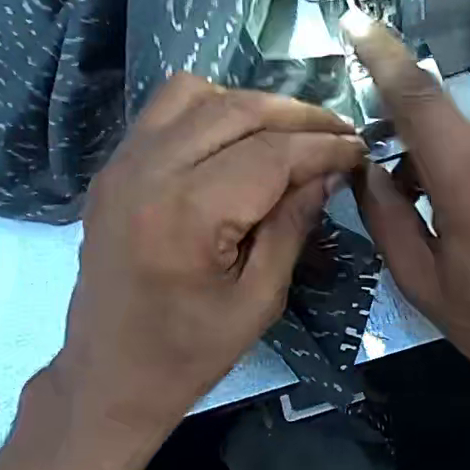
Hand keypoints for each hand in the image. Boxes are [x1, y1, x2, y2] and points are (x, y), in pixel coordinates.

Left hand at [52, 72, 364, 445]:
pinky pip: (166, 110)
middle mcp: (148, 172)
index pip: (271, 153)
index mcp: (187, 214)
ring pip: (197, 94)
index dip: (323, 145)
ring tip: (293, 134)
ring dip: (254, 106)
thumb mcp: (261, 298)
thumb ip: (294, 224)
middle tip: (340, 133)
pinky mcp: (114, 168)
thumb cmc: (191, 351)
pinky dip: (213, 109)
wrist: (109, 375)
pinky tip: (242, 139)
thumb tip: (331, 170)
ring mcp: (123, 164)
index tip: (360, 149)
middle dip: (299, 116)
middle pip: (237, 110)